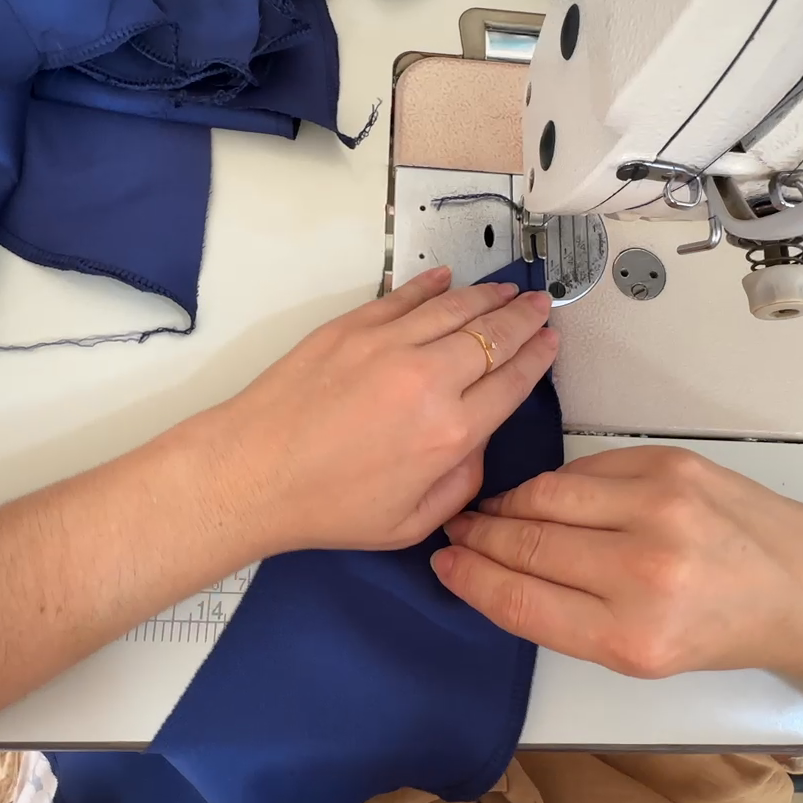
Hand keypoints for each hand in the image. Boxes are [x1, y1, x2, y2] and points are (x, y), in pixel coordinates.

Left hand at [184, 267, 557, 555]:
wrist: (251, 473)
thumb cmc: (329, 507)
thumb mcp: (411, 523)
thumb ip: (462, 484)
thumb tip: (478, 441)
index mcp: (450, 433)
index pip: (512, 382)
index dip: (538, 356)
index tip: (551, 340)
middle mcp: (429, 379)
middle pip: (494, 335)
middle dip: (525, 317)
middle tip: (540, 304)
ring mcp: (388, 344)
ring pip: (456, 307)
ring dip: (488, 296)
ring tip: (507, 289)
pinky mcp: (353, 326)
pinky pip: (404, 296)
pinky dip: (432, 285)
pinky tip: (449, 279)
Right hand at [431, 446, 802, 678]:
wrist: (801, 583)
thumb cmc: (717, 628)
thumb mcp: (637, 651)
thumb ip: (563, 613)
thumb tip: (491, 568)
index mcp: (632, 636)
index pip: (520, 599)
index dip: (470, 578)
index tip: (442, 562)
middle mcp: (643, 568)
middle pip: (526, 542)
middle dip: (479, 535)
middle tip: (455, 529)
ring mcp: (657, 504)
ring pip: (545, 493)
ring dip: (508, 503)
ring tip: (490, 510)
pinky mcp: (667, 461)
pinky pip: (582, 469)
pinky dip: (556, 484)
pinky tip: (547, 498)